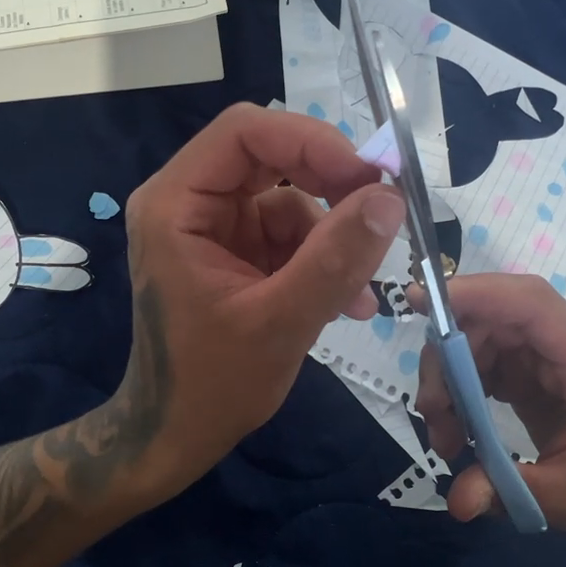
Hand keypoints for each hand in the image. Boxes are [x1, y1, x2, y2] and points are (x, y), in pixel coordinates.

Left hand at [116, 104, 405, 497]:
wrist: (177, 434)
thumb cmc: (212, 384)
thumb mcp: (280, 322)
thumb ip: (335, 259)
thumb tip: (390, 199)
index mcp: (175, 204)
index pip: (245, 132)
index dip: (311, 142)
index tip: (367, 178)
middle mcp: (188, 202)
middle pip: (270, 157)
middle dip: (330, 186)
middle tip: (380, 216)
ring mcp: (212, 226)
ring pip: (289, 197)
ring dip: (332, 237)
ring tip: (357, 293)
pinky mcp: (234, 252)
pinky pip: (289, 234)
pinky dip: (322, 261)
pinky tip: (346, 304)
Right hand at [415, 274, 565, 537]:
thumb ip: (509, 492)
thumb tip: (457, 501)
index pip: (531, 305)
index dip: (477, 293)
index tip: (423, 302)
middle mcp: (563, 349)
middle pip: (495, 317)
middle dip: (449, 351)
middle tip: (430, 407)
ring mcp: (546, 360)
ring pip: (483, 338)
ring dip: (449, 375)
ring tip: (442, 431)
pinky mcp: (531, 375)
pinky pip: (485, 361)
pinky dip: (459, 386)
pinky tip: (455, 426)